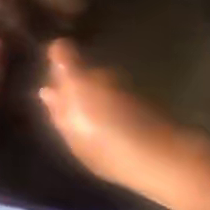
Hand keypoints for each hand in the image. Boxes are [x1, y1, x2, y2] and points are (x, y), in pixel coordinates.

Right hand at [37, 39, 209, 200]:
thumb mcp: (73, 137)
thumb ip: (59, 111)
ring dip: (94, 96)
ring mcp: (124, 83)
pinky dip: (111, 105)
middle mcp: (101, 73)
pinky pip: (116, 94)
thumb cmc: (108, 150)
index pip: (62, 51)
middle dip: (74, 84)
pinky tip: (112, 128)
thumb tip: (46, 91)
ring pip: (99, 82)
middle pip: (81, 70)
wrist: (164, 158)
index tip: (53, 75)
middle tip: (70, 112)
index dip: (56, 58)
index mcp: (78, 79)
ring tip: (92, 124)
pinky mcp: (143, 95)